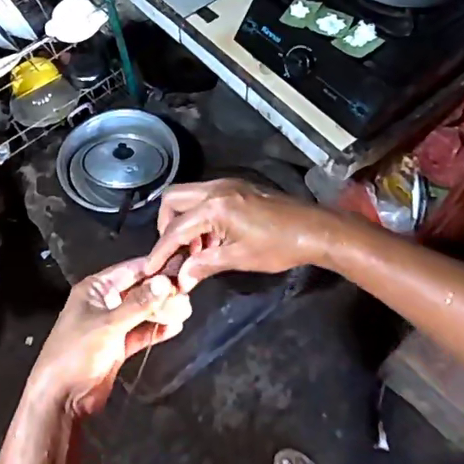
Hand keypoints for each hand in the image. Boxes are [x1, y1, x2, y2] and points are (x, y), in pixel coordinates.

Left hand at [28, 257, 192, 416]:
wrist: (60, 398)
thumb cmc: (77, 352)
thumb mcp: (108, 325)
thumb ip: (139, 303)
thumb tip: (166, 281)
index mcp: (95, 289)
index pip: (131, 270)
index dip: (155, 268)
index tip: (181, 267)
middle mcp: (104, 303)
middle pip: (139, 291)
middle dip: (162, 293)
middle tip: (187, 294)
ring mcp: (112, 325)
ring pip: (142, 312)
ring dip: (162, 311)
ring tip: (185, 311)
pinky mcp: (118, 347)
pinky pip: (141, 332)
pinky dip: (157, 329)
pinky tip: (175, 327)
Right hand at [146, 179, 341, 289]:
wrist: (313, 229)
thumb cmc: (277, 246)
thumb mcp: (238, 259)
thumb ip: (204, 265)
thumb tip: (181, 278)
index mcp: (215, 206)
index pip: (176, 228)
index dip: (161, 251)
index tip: (150, 269)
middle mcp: (217, 188)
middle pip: (173, 199)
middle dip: (166, 225)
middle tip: (173, 251)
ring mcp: (228, 185)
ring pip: (188, 195)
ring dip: (183, 220)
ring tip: (195, 250)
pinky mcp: (238, 187)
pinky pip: (205, 197)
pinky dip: (199, 215)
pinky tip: (211, 240)